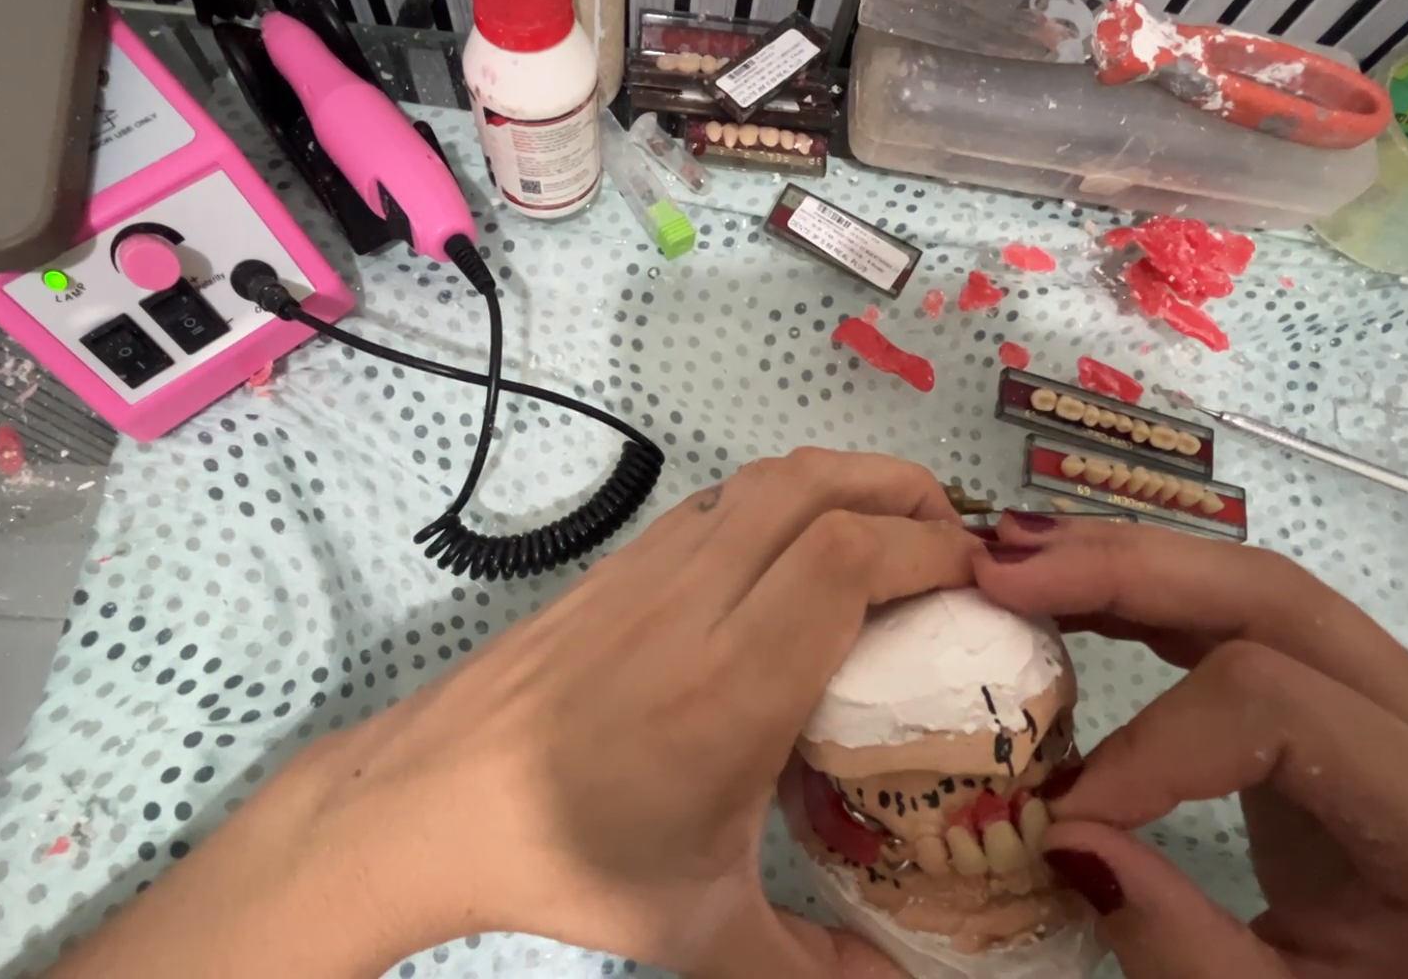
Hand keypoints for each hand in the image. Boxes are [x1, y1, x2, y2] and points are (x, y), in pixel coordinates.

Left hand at [47, 449, 982, 978]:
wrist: (434, 797)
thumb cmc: (571, 862)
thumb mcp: (702, 935)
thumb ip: (816, 969)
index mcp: (735, 683)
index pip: (845, 560)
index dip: (923, 546)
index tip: (972, 573)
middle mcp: (698, 600)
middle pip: (813, 489)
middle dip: (899, 489)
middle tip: (949, 531)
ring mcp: (651, 568)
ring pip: (763, 477)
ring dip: (840, 478)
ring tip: (886, 519)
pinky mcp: (621, 562)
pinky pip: (718, 499)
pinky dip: (779, 495)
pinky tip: (793, 541)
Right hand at [974, 513, 1407, 978]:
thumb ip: (1179, 945)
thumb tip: (1059, 835)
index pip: (1277, 711)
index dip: (1149, 743)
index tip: (1062, 811)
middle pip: (1262, 592)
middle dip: (1113, 573)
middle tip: (993, 573)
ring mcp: (1389, 679)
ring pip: (1238, 574)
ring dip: (1112, 558)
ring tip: (1006, 558)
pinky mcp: (1334, 668)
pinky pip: (1225, 599)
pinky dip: (1132, 583)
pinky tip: (1059, 586)